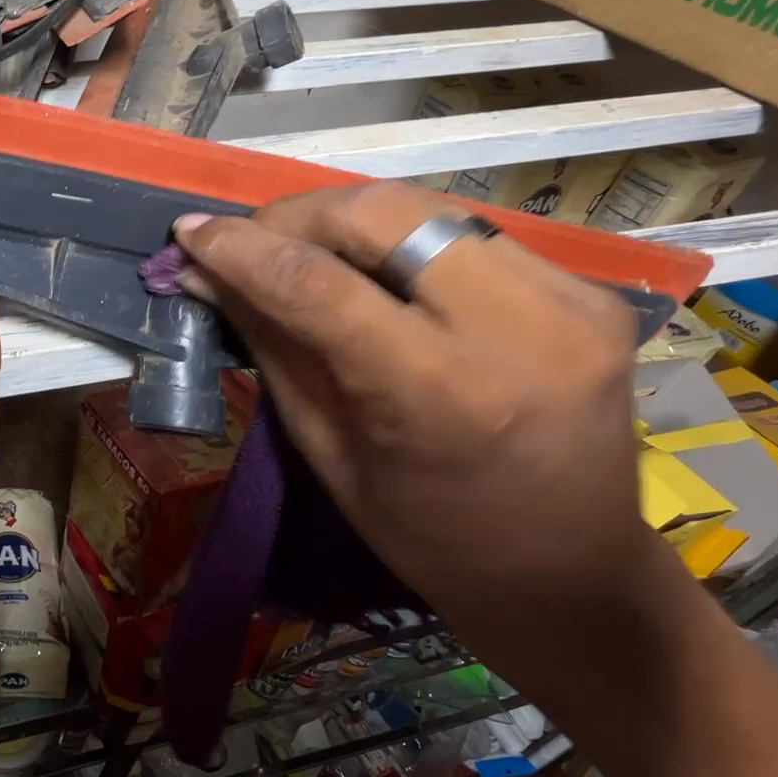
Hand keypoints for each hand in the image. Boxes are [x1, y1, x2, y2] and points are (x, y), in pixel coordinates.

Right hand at [174, 183, 777, 776]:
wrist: (570, 569)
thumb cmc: (424, 533)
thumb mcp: (324, 446)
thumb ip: (268, 342)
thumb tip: (202, 273)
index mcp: (442, 395)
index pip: (318, 284)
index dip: (241, 248)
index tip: (188, 232)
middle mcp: (521, 330)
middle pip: (380, 214)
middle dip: (294, 216)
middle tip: (246, 241)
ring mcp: (571, 301)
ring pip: (423, 206)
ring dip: (341, 218)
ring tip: (295, 250)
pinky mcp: (589, 290)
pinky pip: (463, 230)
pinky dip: (395, 236)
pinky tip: (366, 267)